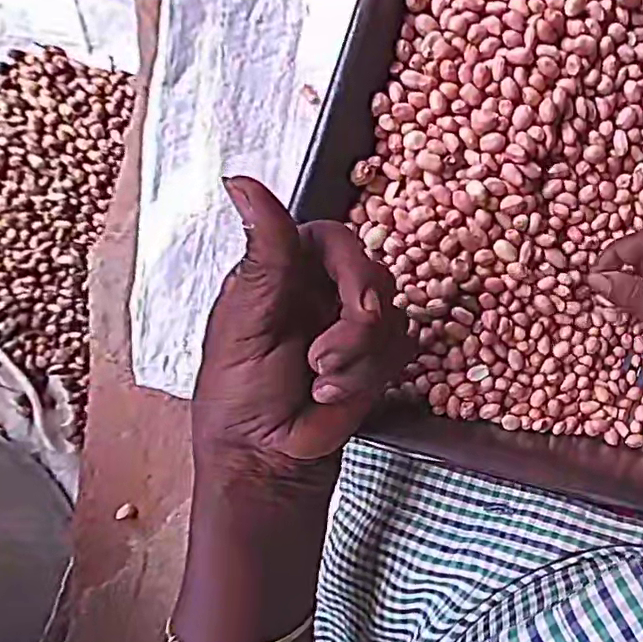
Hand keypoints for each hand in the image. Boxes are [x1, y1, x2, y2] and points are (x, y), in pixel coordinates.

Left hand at [191, 176, 412, 481]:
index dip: (351, 264)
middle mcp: (322, 292)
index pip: (334, 239)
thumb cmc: (240, 395)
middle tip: (326, 357)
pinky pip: (402, 347)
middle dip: (357, 323)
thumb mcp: (246, 322)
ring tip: (321, 382)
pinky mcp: (378, 357)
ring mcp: (353, 325)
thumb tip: (241, 182)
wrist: (270, 459)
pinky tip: (336, 393)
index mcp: (283, 273)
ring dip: (360, 356)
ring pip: (392, 315)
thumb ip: (265, 255)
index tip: (352, 301)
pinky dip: (371, 374)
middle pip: (373, 275)